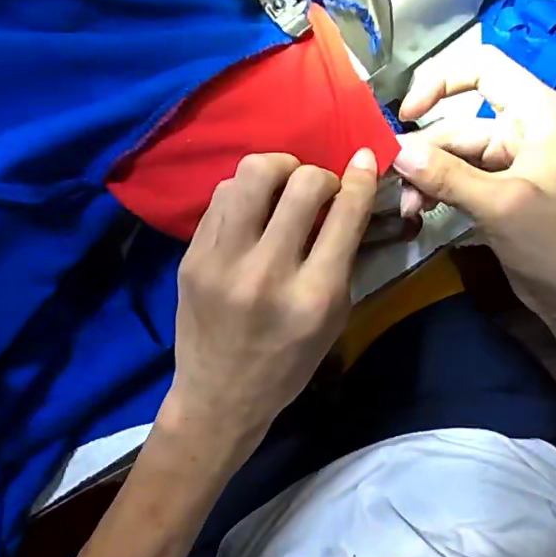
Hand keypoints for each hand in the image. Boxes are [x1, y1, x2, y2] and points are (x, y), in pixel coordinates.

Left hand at [160, 149, 378, 459]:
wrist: (220, 396)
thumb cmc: (288, 365)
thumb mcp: (333, 320)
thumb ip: (341, 259)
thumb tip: (348, 198)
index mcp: (313, 296)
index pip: (344, 214)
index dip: (360, 178)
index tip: (364, 160)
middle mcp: (266, 272)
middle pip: (300, 181)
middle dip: (320, 175)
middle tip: (320, 190)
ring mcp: (221, 261)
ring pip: (252, 174)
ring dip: (279, 171)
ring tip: (283, 190)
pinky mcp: (191, 256)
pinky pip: (223, 195)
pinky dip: (247, 193)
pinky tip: (254, 211)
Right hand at [395, 45, 555, 337]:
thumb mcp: (501, 205)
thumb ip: (447, 176)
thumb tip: (396, 153)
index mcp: (538, 113)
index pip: (483, 68)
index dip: (440, 80)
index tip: (406, 114)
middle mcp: (524, 129)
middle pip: (459, 123)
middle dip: (424, 152)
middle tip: (391, 182)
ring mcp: (511, 162)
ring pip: (454, 155)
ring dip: (426, 178)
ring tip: (407, 207)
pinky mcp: (501, 191)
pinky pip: (459, 180)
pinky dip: (437, 191)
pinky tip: (417, 211)